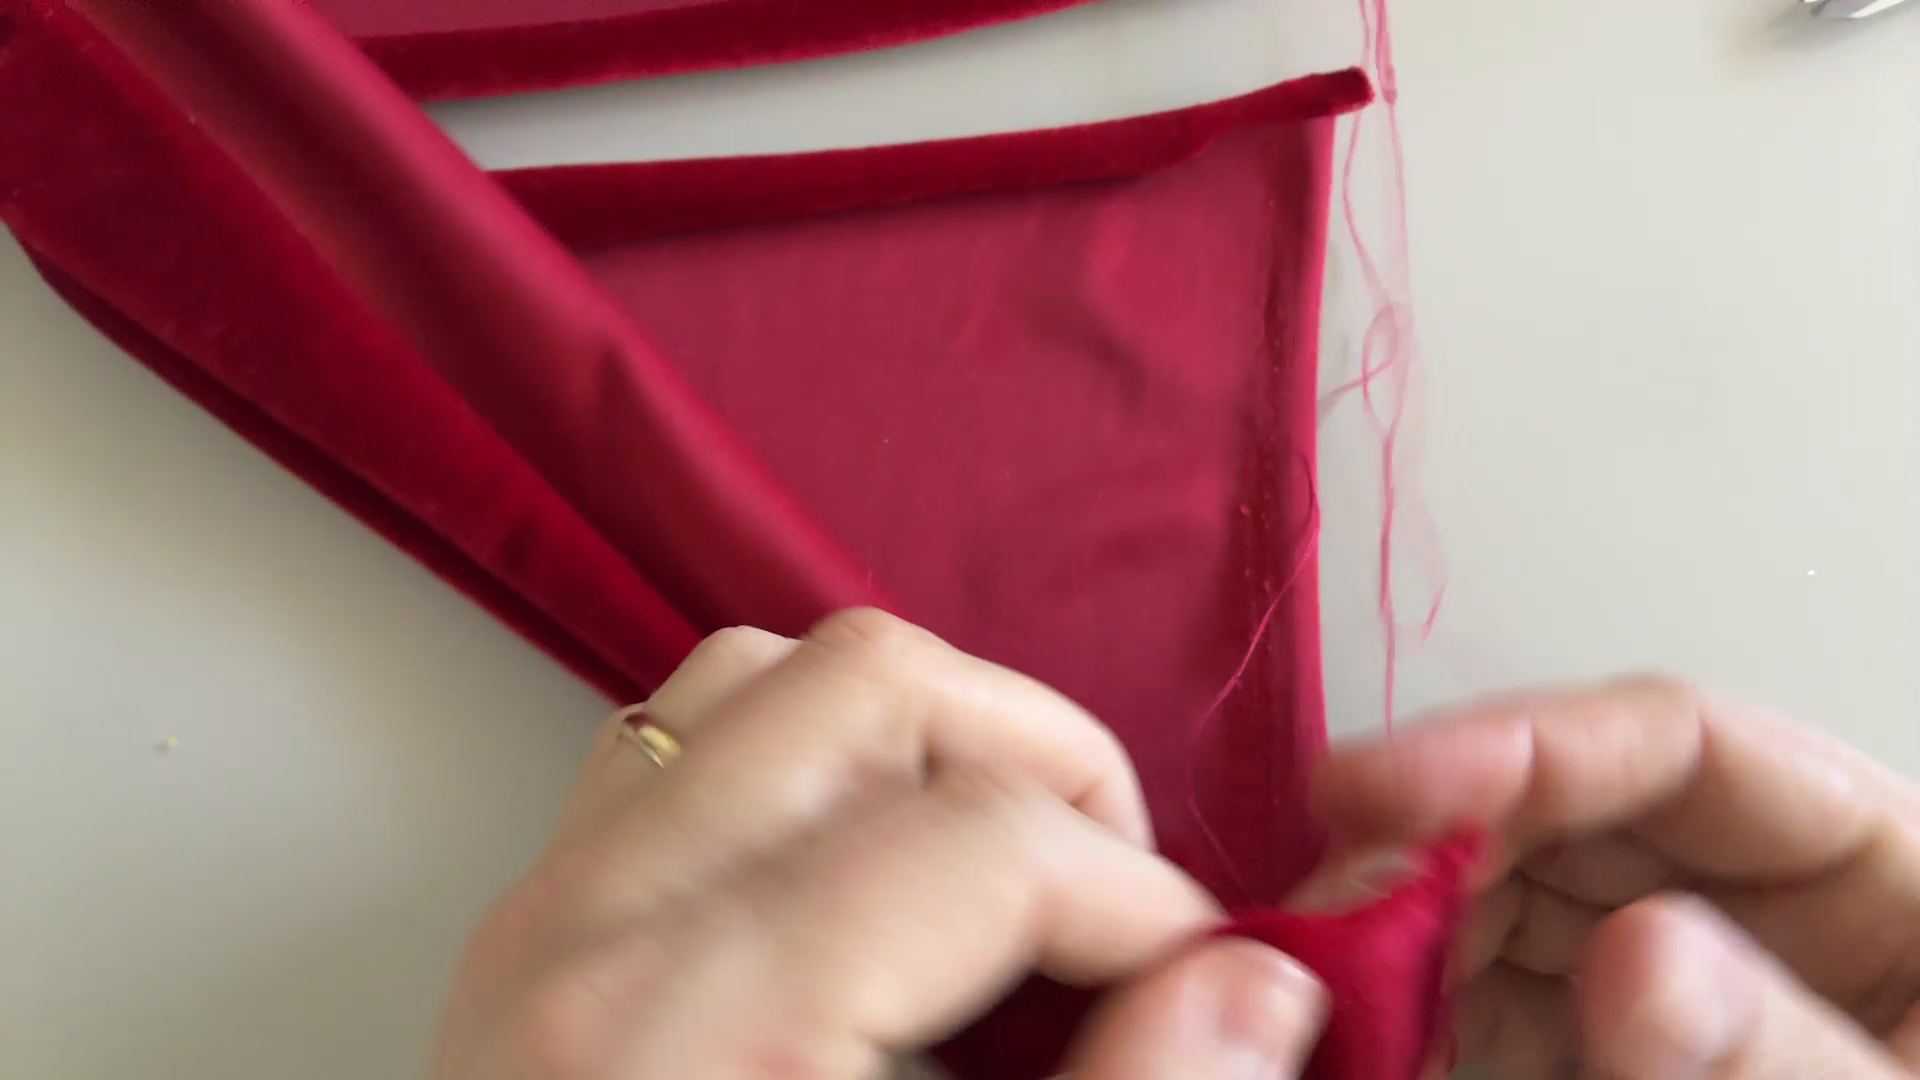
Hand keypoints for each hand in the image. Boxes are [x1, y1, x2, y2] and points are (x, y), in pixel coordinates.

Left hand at [430, 609, 1326, 1079]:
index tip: (1202, 963)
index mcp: (695, 1029)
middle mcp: (602, 915)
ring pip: (771, 669)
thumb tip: (1261, 979)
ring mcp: (561, 882)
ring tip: (983, 837)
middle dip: (1035, 747)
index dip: (1140, 895)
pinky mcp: (552, 889)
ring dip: (916, 722)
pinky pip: (697, 721)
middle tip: (1096, 872)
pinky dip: (808, 733)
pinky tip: (863, 830)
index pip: (982, 840)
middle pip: (871, 679)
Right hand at [1313, 677, 1919, 1079]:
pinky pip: (1483, 977)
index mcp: (1882, 877)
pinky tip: (1380, 1025)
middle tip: (1331, 903)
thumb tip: (1644, 955)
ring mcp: (1651, 954)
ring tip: (1339, 969)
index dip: (1511, 744)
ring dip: (1402, 922)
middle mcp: (1741, 892)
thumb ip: (1800, 1065)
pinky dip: (1419, 995)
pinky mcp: (1589, 1018)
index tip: (1371, 784)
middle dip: (1425, 847)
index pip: (1677, 747)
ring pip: (1492, 886)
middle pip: (1551, 812)